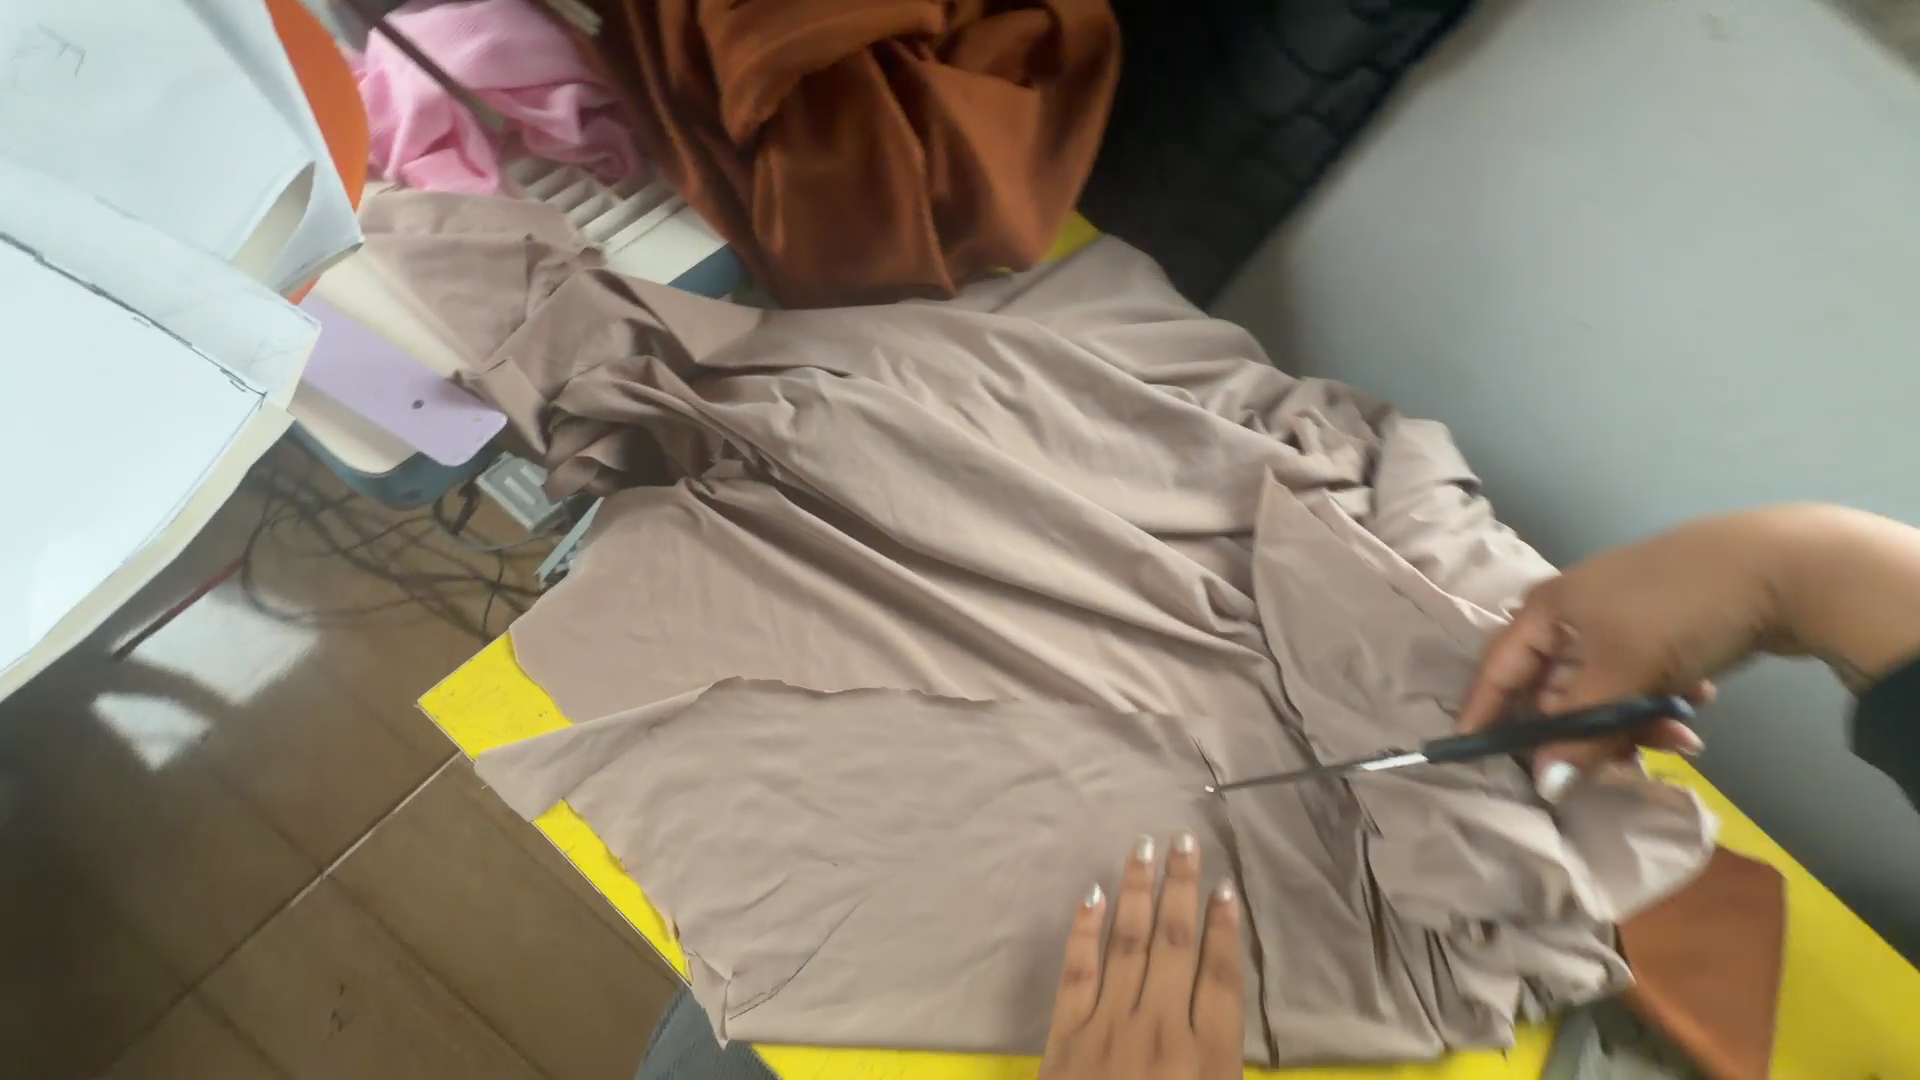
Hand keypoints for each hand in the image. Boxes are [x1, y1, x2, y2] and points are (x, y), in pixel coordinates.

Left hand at [1039, 834, 1243, 1079]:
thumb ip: (1224, 1067)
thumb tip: (1224, 1018)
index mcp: (1207, 1062)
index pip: (1221, 979)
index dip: (1224, 930)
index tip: (1224, 885)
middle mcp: (1160, 1030)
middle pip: (1174, 944)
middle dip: (1180, 887)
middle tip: (1183, 839)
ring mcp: (1108, 1026)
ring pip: (1127, 943)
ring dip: (1137, 891)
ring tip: (1142, 847)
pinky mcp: (1067, 1033)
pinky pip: (1077, 971)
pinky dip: (1084, 929)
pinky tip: (1092, 892)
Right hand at [1455, 512, 1794, 797]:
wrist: (1790, 564)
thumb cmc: (1677, 609)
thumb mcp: (1625, 672)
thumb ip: (1580, 731)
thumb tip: (1546, 786)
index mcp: (1544, 611)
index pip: (1498, 669)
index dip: (1484, 709)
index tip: (1470, 750)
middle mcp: (1569, 614)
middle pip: (1556, 687)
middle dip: (1585, 727)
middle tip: (1620, 760)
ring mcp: (1616, 620)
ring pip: (1603, 688)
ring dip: (1633, 720)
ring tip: (1681, 739)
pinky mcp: (1659, 628)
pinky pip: (1639, 678)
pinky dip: (1659, 700)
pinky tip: (1695, 703)